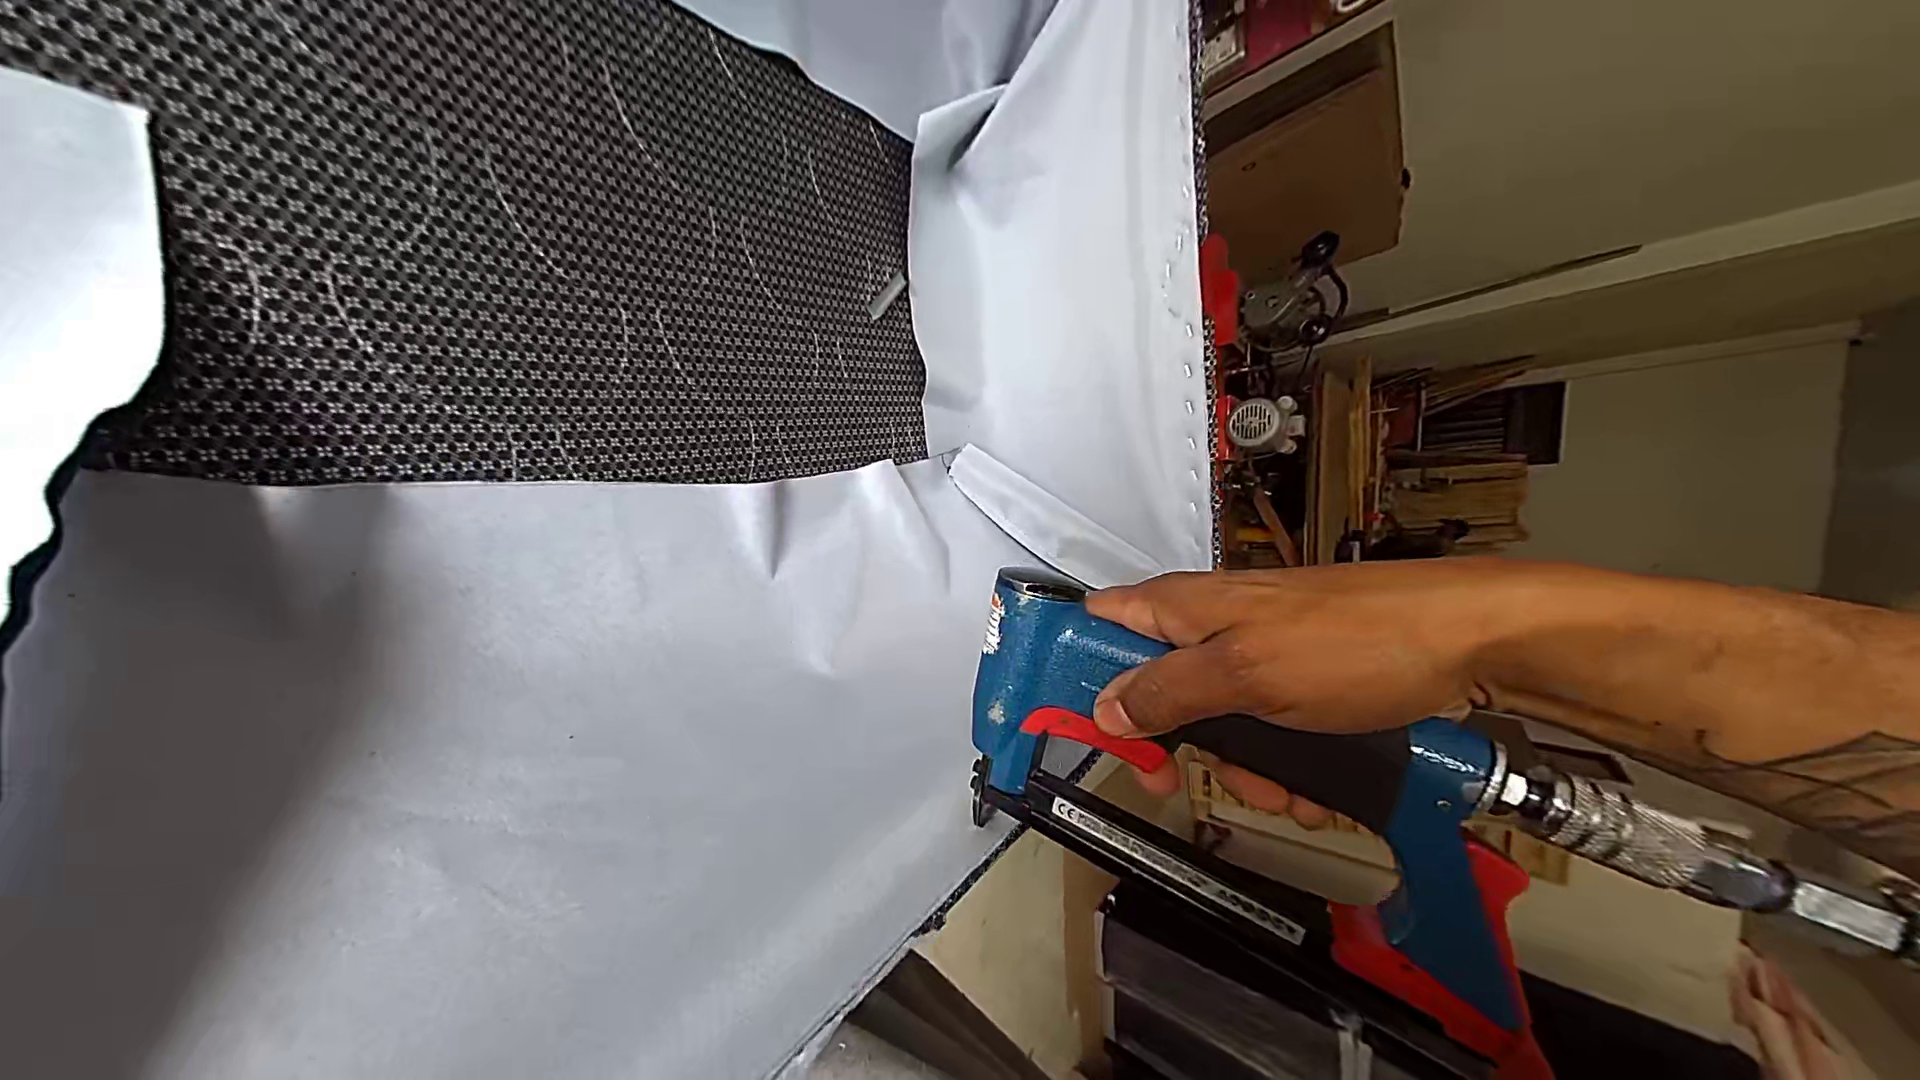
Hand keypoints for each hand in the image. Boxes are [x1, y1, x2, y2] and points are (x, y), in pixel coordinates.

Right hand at [1084, 561, 1513, 821]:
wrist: (1464, 641)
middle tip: (1172, 775)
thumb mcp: (1244, 674)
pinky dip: (1265, 756)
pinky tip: (1299, 779)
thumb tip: (1106, 709)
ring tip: (1271, 786)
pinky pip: (1247, 723)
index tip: (1078, 720)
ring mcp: (1242, 650)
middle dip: (1161, 737)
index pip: (1093, 626)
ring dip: (1225, 760)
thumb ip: (1165, 691)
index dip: (1076, 670)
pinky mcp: (1279, 675)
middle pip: (1143, 681)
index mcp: (1176, 608)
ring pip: (1199, 713)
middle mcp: (1200, 624)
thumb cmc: (1353, 640)